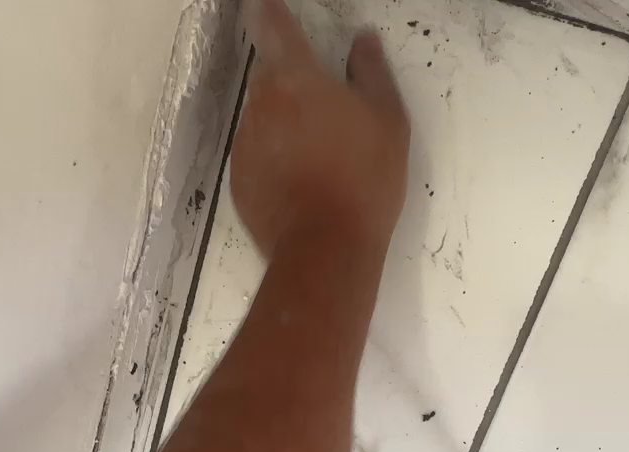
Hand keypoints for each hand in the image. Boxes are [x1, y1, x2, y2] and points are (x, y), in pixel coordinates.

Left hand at [231, 0, 409, 259]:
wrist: (326, 251)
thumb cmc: (363, 181)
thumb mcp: (388, 121)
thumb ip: (373, 72)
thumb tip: (362, 43)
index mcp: (295, 76)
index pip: (271, 22)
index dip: (270, 11)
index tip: (269, 8)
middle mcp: (260, 104)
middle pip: (269, 78)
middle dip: (291, 88)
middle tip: (326, 119)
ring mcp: (244, 146)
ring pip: (263, 122)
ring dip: (283, 130)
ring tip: (318, 164)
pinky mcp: (239, 184)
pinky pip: (256, 160)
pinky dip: (274, 166)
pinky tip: (301, 189)